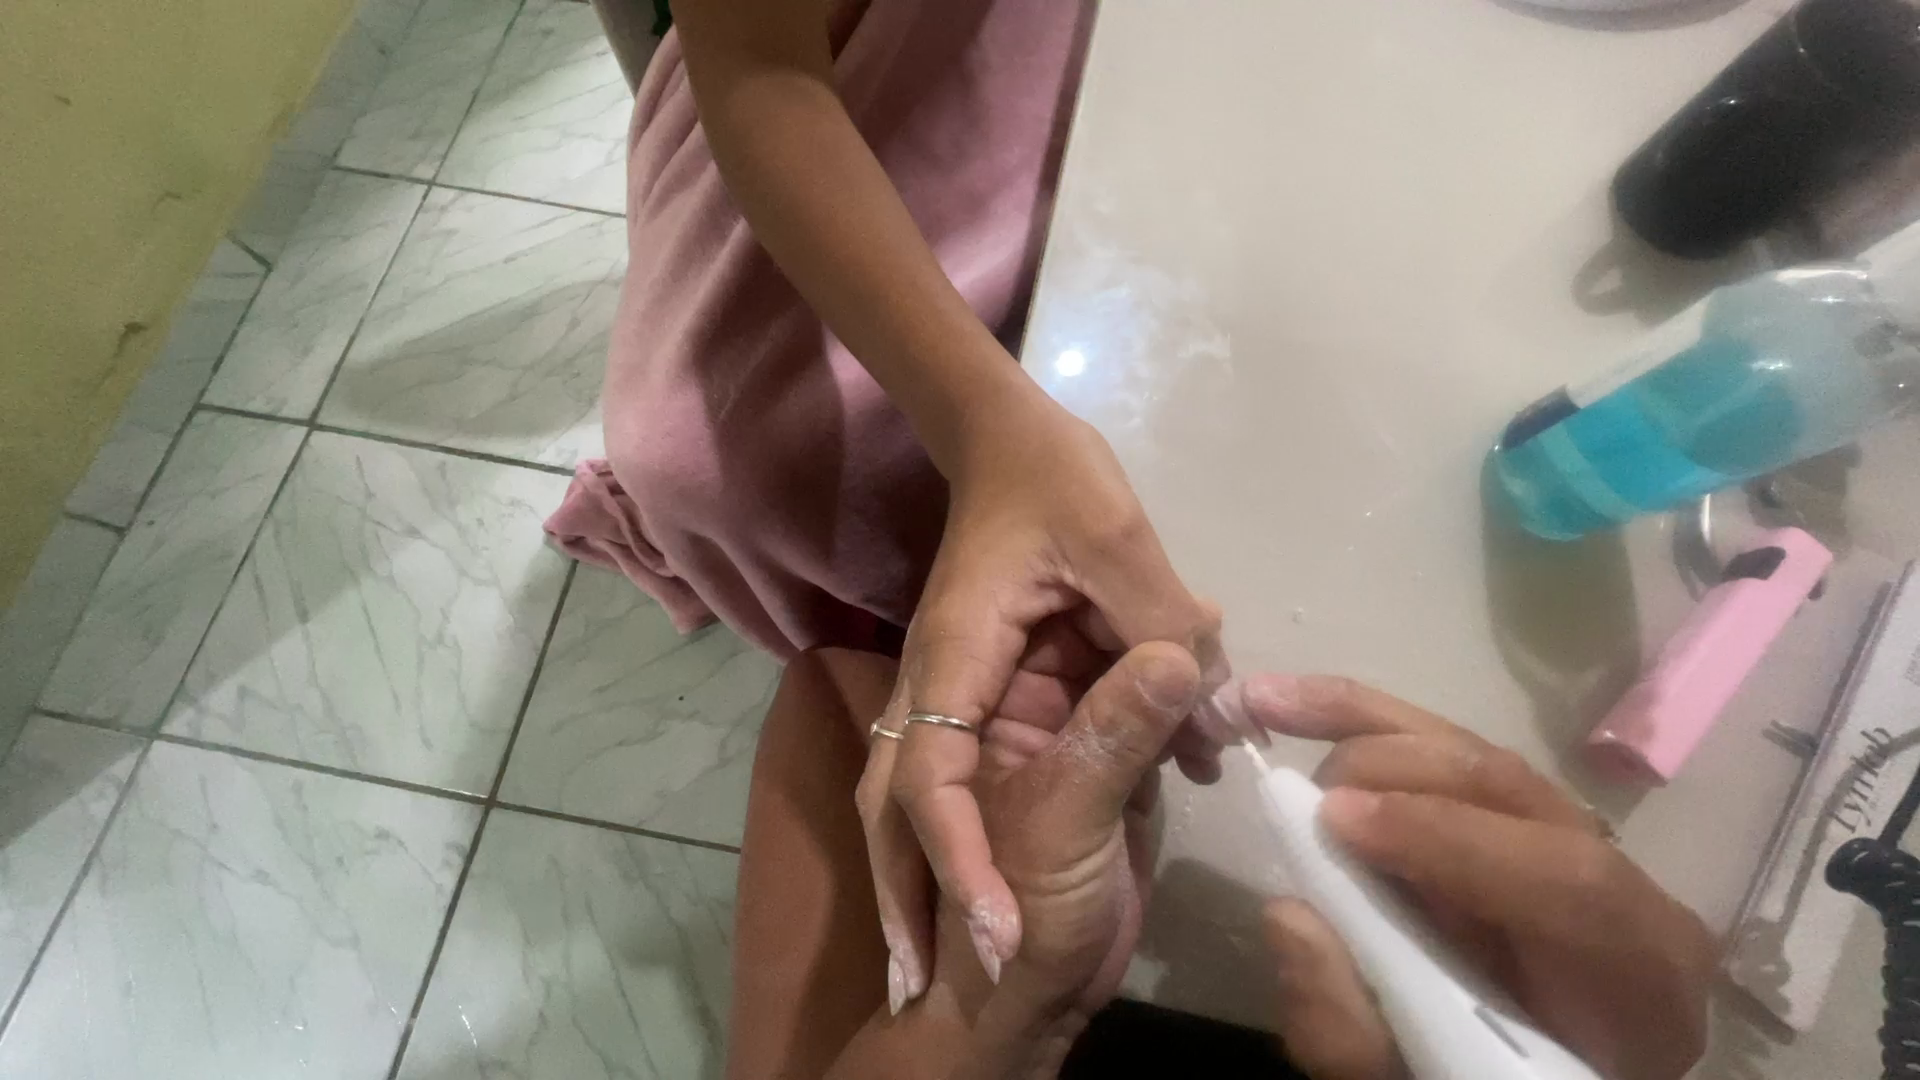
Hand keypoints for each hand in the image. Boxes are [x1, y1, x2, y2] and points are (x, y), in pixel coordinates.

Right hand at [858, 394, 1227, 1011]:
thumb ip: (1164, 638)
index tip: (996, 934)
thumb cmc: (1056, 478)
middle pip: (899, 798)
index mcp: (957, 654)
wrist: (1010, 439)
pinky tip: (1016, 846)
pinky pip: (972, 751)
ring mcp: (952, 679)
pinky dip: (981, 809)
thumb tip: (1217, 729)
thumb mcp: (1120, 547)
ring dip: (933, 864)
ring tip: (957, 948)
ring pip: (924, 782)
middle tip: (934, 982)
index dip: (956, 858)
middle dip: (913, 891)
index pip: (933, 771)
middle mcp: (937, 679)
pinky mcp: (979, 675)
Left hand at [934, 642, 1202, 1078]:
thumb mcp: (1064, 813)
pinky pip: (1155, 722)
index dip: (1110, 610)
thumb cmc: (1027, 904)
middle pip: (1099, 647)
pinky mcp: (1117, 765)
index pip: (1053, 632)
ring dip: (1178, 682)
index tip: (1174, 607)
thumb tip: (1179, 655)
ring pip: (1132, 681)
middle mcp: (1033, 702)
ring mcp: (1077, 732)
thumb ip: (1113, 733)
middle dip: (1154, 642)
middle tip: (1212, 626)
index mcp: (995, 698)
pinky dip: (1186, 720)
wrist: (1040, 996)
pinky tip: (1219, 716)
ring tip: (1219, 668)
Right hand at [1241, 675, 1714, 1079]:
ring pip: (1458, 744)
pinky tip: (1286, 699)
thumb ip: (1354, 1037)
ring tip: (1264, 706)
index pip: (1565, 878)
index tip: (1334, 822)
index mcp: (1628, 971)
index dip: (1447, 837)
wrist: (1514, 1058)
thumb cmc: (1475, 1076)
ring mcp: (1552, 826)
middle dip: (1388, 773)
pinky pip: (1425, 744)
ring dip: (1353, 720)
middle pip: (1502, 782)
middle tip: (1301, 802)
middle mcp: (1609, 877)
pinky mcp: (1493, 803)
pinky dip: (1348, 717)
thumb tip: (1289, 917)